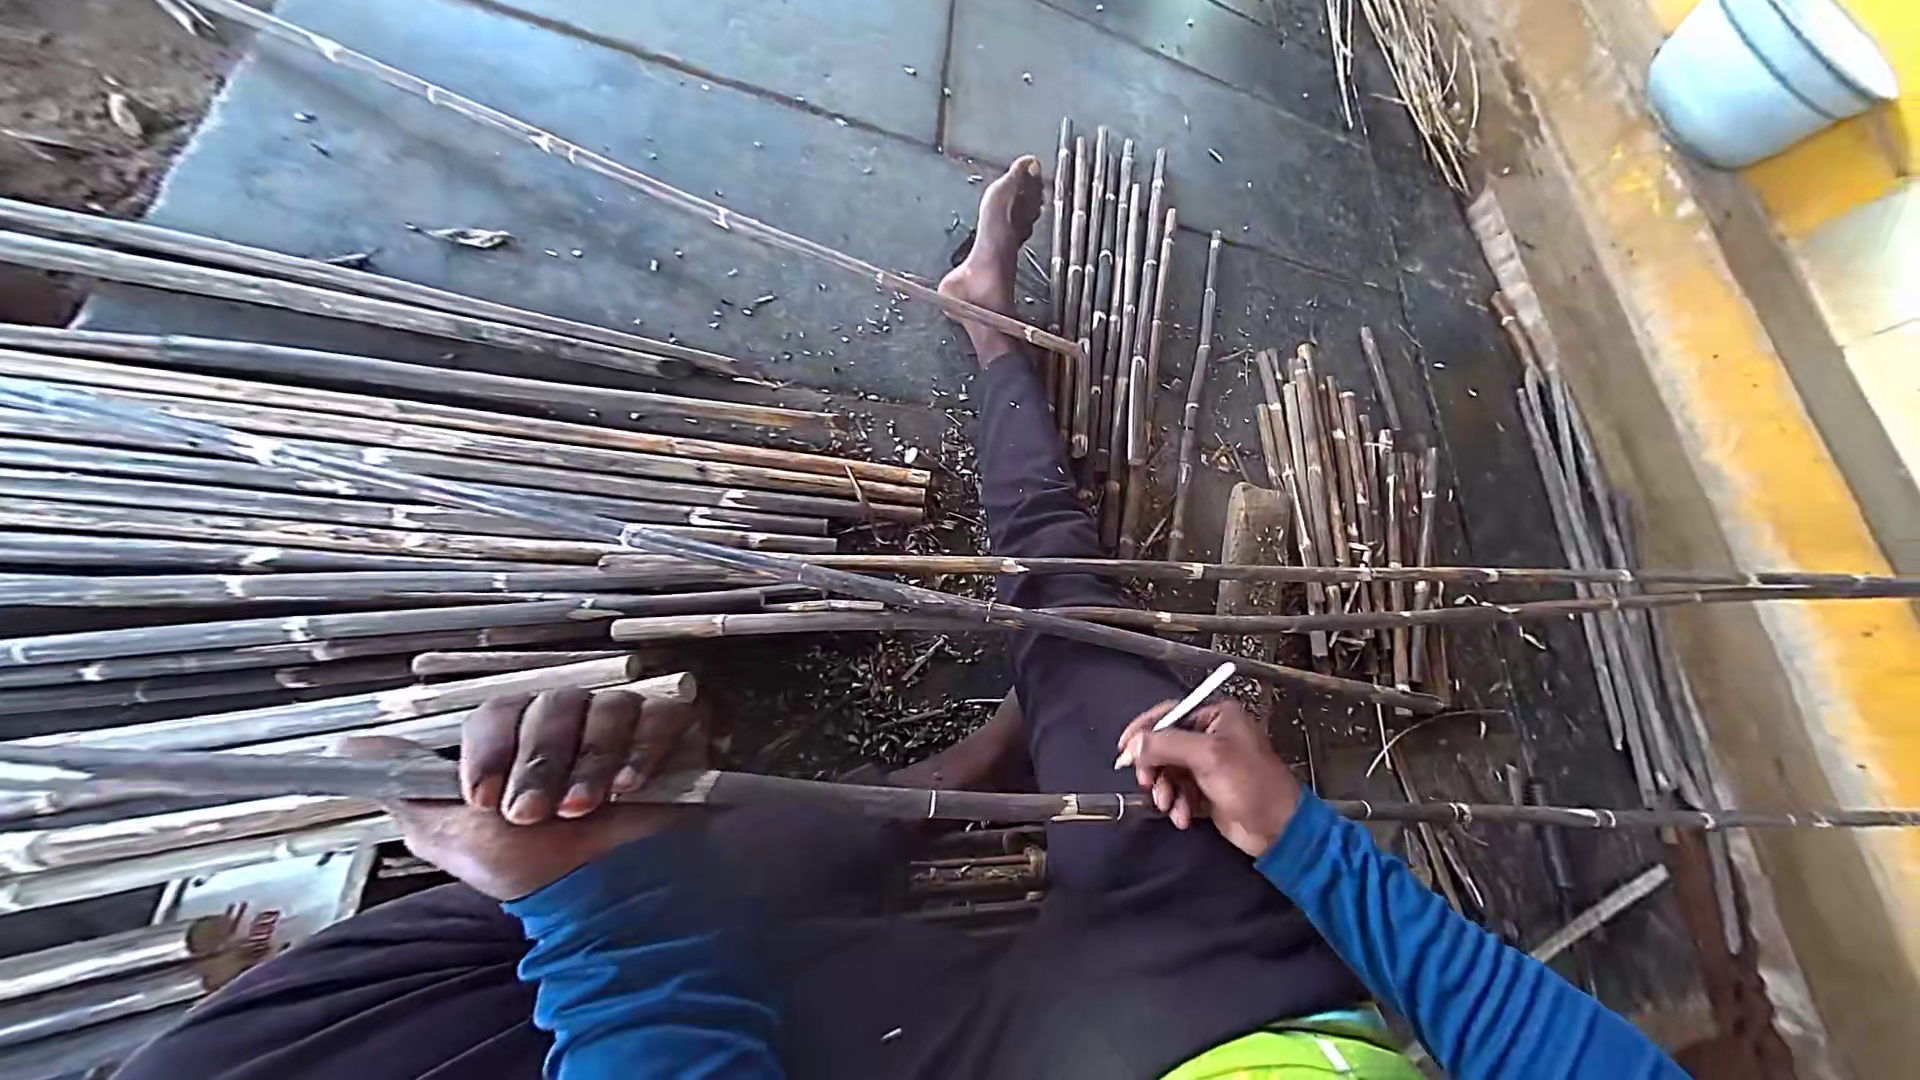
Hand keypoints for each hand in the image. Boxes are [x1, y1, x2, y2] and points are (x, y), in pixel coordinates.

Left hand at [352, 688, 707, 899]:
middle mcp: (575, 720)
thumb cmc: (536, 866)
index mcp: (524, 735)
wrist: (604, 892)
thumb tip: (351, 749)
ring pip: (609, 708)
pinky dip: (643, 749)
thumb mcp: (456, 835)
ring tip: (585, 807)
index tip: (487, 798)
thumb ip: (413, 788)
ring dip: (592, 762)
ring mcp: (626, 721)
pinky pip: (661, 716)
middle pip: (557, 703)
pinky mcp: (670, 730)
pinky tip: (629, 787)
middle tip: (535, 812)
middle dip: (543, 762)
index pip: (502, 709)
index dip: (493, 750)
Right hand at [1114, 698, 1302, 857]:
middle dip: (1154, 766)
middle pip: (1164, 743)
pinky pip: (1178, 789)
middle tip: (1146, 781)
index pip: (1169, 714)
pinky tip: (1182, 815)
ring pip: (1168, 769)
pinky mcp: (1207, 788)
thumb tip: (1134, 744)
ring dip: (1164, 788)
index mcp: (1216, 716)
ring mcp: (1209, 763)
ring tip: (1168, 804)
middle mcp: (1211, 735)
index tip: (1125, 747)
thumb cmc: (1252, 785)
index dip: (1144, 730)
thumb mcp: (1207, 756)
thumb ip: (1166, 744)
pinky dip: (1176, 802)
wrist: (1280, 831)